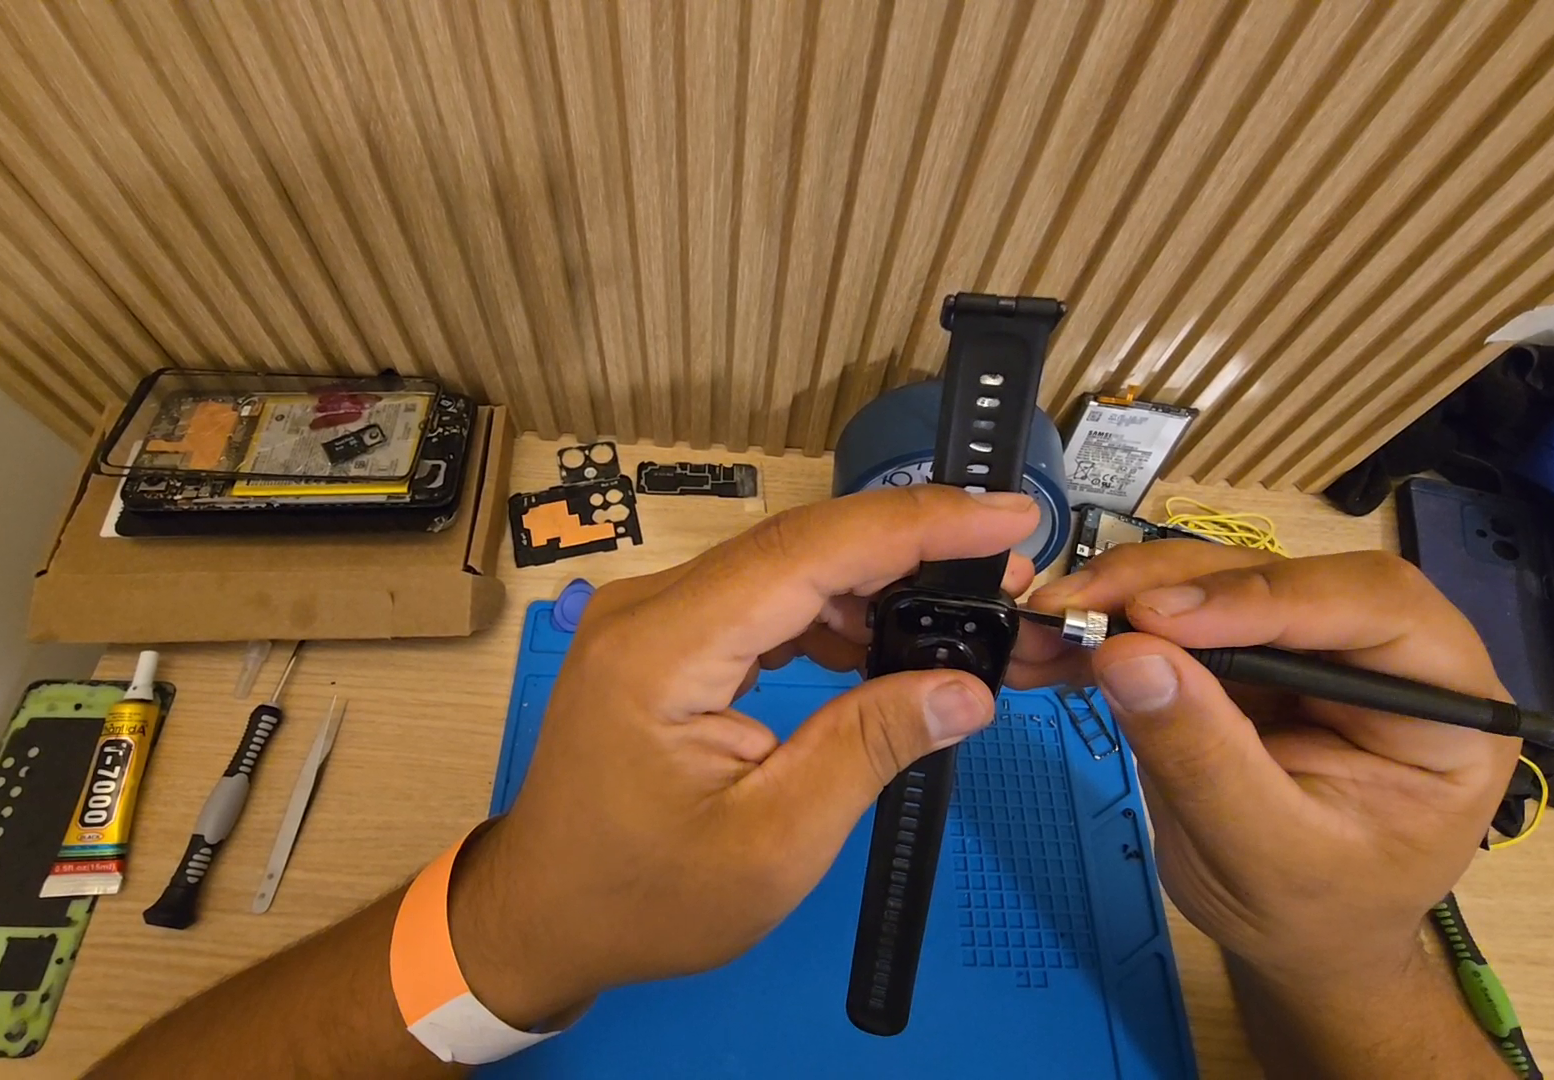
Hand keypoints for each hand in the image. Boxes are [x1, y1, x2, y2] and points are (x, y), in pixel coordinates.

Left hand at [450, 486, 1040, 1026]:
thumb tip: (967, 689)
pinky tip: (881, 640)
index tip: (1008, 516)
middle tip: (1004, 563)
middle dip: (909, 545)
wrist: (545, 915)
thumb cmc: (648, 897)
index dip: (915, 525)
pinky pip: (762, 601)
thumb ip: (869, 748)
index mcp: (665, 649)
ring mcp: (656, 615)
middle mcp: (652, 607)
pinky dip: (830, 613)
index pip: (806, 554)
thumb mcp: (774, 844)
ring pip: (785, 567)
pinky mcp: (669, 636)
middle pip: (798, 547)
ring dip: (874, 580)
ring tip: (958, 607)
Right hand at [1010, 541, 1519, 984]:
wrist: (1286, 936)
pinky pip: (1154, 620)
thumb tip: (1125, 652)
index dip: (1262, 597)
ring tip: (1040, 627)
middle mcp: (1362, 652)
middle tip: (1067, 609)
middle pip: (1264, 575)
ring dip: (1110, 598)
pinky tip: (1045, 651)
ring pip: (1197, 581)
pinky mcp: (1223, 656)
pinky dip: (1096, 629)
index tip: (1154, 619)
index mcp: (1433, 702)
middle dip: (1155, 586)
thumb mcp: (1262, 851)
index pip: (1371, 605)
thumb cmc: (1308, 909)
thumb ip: (1202, 755)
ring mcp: (1286, 647)